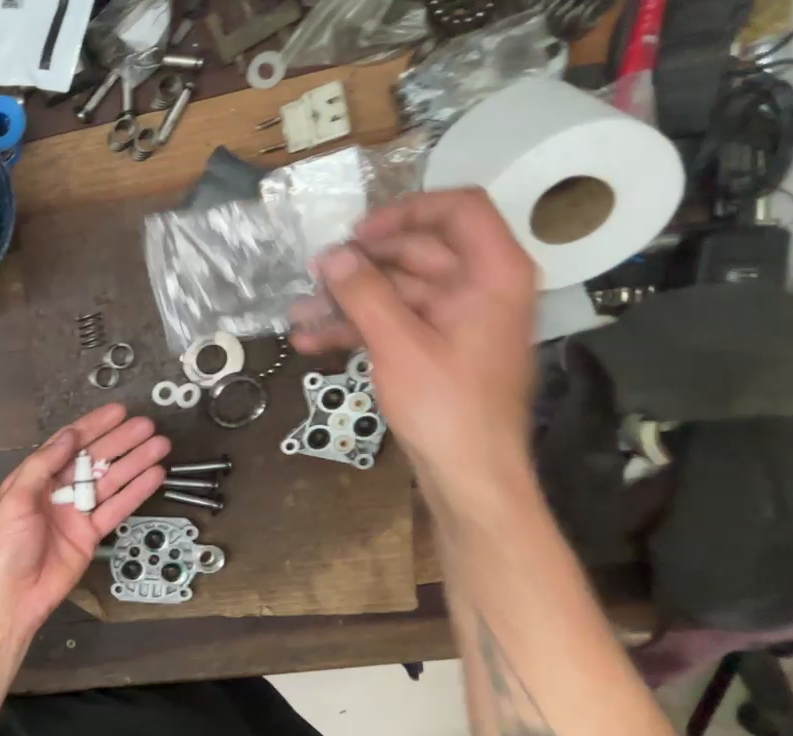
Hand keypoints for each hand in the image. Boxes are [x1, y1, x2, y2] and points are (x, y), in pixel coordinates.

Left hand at [0, 404, 168, 636]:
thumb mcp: (14, 500)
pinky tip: (154, 475)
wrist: (12, 596)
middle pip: (92, 460)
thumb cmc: (2, 550)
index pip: (66, 446)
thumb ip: (41, 466)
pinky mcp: (89, 535)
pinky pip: (116, 509)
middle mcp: (54, 493)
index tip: (116, 413)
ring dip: (134, 463)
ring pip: (109, 482)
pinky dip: (135, 492)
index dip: (91, 427)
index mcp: (32, 481)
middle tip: (146, 425)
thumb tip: (67, 438)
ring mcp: (74, 514)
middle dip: (119, 442)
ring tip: (159, 445)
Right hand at [290, 189, 538, 500]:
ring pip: (396, 292)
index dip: (404, 213)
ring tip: (299, 316)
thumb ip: (364, 295)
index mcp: (493, 273)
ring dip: (347, 302)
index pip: (458, 210)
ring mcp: (457, 318)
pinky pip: (394, 322)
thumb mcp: (400, 345)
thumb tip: (330, 256)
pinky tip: (314, 341)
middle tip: (312, 278)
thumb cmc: (446, 405)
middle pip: (417, 253)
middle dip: (361, 266)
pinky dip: (356, 328)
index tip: (354, 235)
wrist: (468, 468)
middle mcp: (480, 287)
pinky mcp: (436, 346)